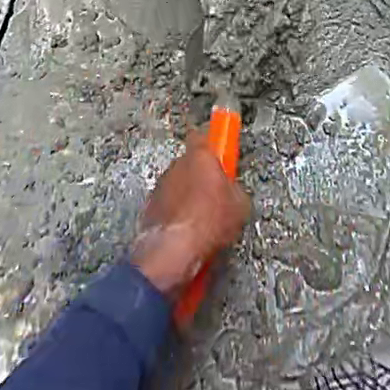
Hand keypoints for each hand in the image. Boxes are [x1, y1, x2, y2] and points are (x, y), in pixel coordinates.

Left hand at [129, 131, 250, 295]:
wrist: (172, 254)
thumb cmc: (208, 221)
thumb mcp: (240, 204)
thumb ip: (235, 189)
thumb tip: (233, 194)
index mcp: (200, 155)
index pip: (203, 135)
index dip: (213, 145)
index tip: (222, 155)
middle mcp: (177, 165)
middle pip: (191, 162)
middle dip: (202, 175)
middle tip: (217, 194)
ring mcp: (160, 187)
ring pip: (178, 185)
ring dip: (187, 196)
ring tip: (202, 219)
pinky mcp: (149, 209)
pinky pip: (167, 206)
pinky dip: (176, 215)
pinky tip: (188, 232)